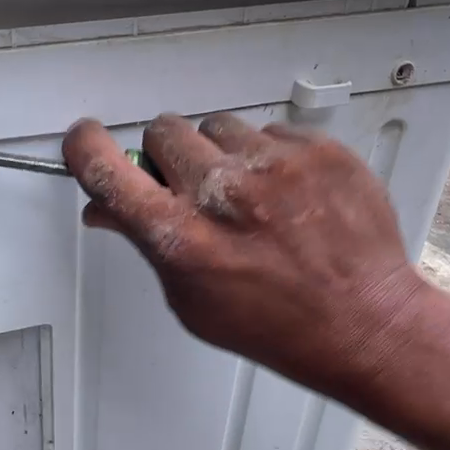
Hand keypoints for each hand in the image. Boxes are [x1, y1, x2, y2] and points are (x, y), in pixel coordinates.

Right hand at [62, 113, 429, 397]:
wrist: (365, 321)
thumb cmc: (277, 324)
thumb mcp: (190, 300)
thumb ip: (143, 244)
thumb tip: (107, 206)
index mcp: (181, 238)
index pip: (104, 167)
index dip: (85, 147)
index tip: (86, 140)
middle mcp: (223, 194)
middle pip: (163, 130)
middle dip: (168, 155)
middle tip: (191, 184)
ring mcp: (274, 166)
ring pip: (216, 126)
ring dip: (220, 154)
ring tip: (249, 194)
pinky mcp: (316, 150)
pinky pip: (269, 130)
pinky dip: (269, 156)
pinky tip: (286, 194)